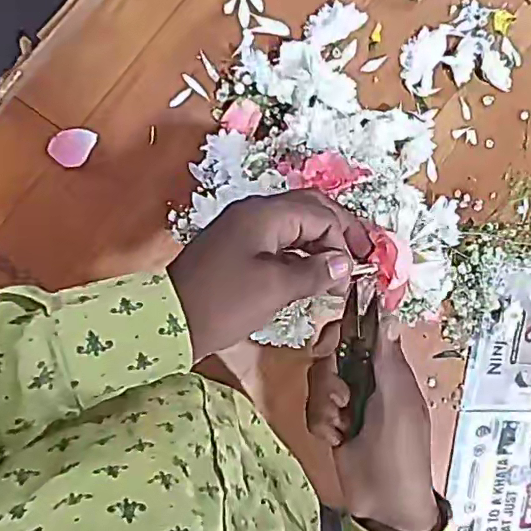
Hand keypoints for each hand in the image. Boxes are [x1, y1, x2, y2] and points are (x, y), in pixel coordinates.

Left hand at [167, 190, 373, 360]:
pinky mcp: (239, 244)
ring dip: (321, 239)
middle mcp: (256, 211)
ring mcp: (245, 226)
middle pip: (311, 207)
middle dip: (339, 229)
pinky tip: (312, 270)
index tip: (349, 275)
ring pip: (297, 221)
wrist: (169, 322)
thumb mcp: (275, 288)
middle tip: (362, 252)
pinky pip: (281, 236)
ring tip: (340, 265)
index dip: (342, 243)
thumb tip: (344, 265)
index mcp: (265, 214)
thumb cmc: (224, 302)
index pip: (321, 216)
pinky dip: (302, 249)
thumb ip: (315, 272)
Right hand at [305, 316, 440, 530]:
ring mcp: (347, 402)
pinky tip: (336, 439)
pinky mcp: (330, 424)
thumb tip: (389, 313)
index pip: (359, 334)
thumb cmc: (401, 448)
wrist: (385, 501)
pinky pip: (313, 409)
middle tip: (342, 399)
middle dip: (330, 378)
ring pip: (318, 383)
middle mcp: (366, 380)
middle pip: (331, 356)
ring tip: (342, 426)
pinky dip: (321, 425)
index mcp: (388, 369)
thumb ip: (388, 358)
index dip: (341, 331)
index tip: (328, 342)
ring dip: (326, 406)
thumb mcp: (398, 400)